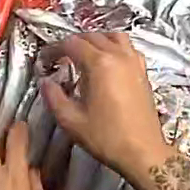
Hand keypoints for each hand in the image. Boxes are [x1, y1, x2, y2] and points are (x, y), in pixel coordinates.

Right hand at [38, 32, 183, 184]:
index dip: (55, 49)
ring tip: (84, 55)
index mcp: (99, 64)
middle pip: (91, 36)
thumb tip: (46, 81)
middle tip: (60, 58)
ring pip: (113, 36)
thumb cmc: (106, 137)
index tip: (46, 60)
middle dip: (72, 43)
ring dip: (96, 40)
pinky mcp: (143, 72)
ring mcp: (134, 63)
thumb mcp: (70, 120)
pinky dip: (114, 47)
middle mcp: (118, 56)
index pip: (71, 43)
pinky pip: (128, 48)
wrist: (143, 154)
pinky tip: (107, 63)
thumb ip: (53, 96)